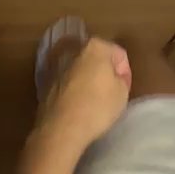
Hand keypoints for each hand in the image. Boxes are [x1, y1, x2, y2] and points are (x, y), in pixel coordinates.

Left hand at [34, 38, 131, 154]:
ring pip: (82, 72)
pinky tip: (79, 107)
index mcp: (96, 46)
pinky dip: (76, 91)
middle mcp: (76, 50)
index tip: (124, 90)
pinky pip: (69, 84)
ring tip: (94, 103)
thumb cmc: (96, 106)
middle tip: (111, 94)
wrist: (61, 128)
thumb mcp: (122, 93)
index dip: (125, 74)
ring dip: (89, 82)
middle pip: (99, 60)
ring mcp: (59, 66)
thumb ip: (121, 79)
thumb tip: (113, 79)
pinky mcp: (48, 83)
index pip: (120, 55)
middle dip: (106, 74)